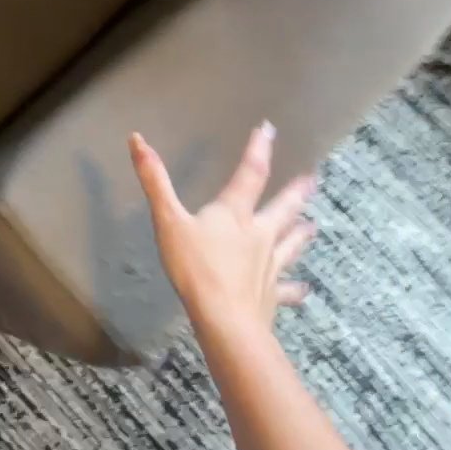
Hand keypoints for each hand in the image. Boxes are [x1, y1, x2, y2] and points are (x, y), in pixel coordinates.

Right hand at [130, 122, 316, 335]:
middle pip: (282, 208)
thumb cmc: (194, 266)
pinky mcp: (272, 294)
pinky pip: (288, 288)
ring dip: (301, 232)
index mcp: (234, 214)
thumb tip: (137, 139)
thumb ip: (154, 180)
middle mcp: (259, 234)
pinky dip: (297, 287)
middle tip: (312, 178)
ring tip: (313, 224)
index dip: (258, 149)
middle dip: (296, 191)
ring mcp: (270, 266)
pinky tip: (304, 288)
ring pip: (291, 244)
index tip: (269, 129)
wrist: (226, 320)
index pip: (250, 174)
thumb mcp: (167, 219)